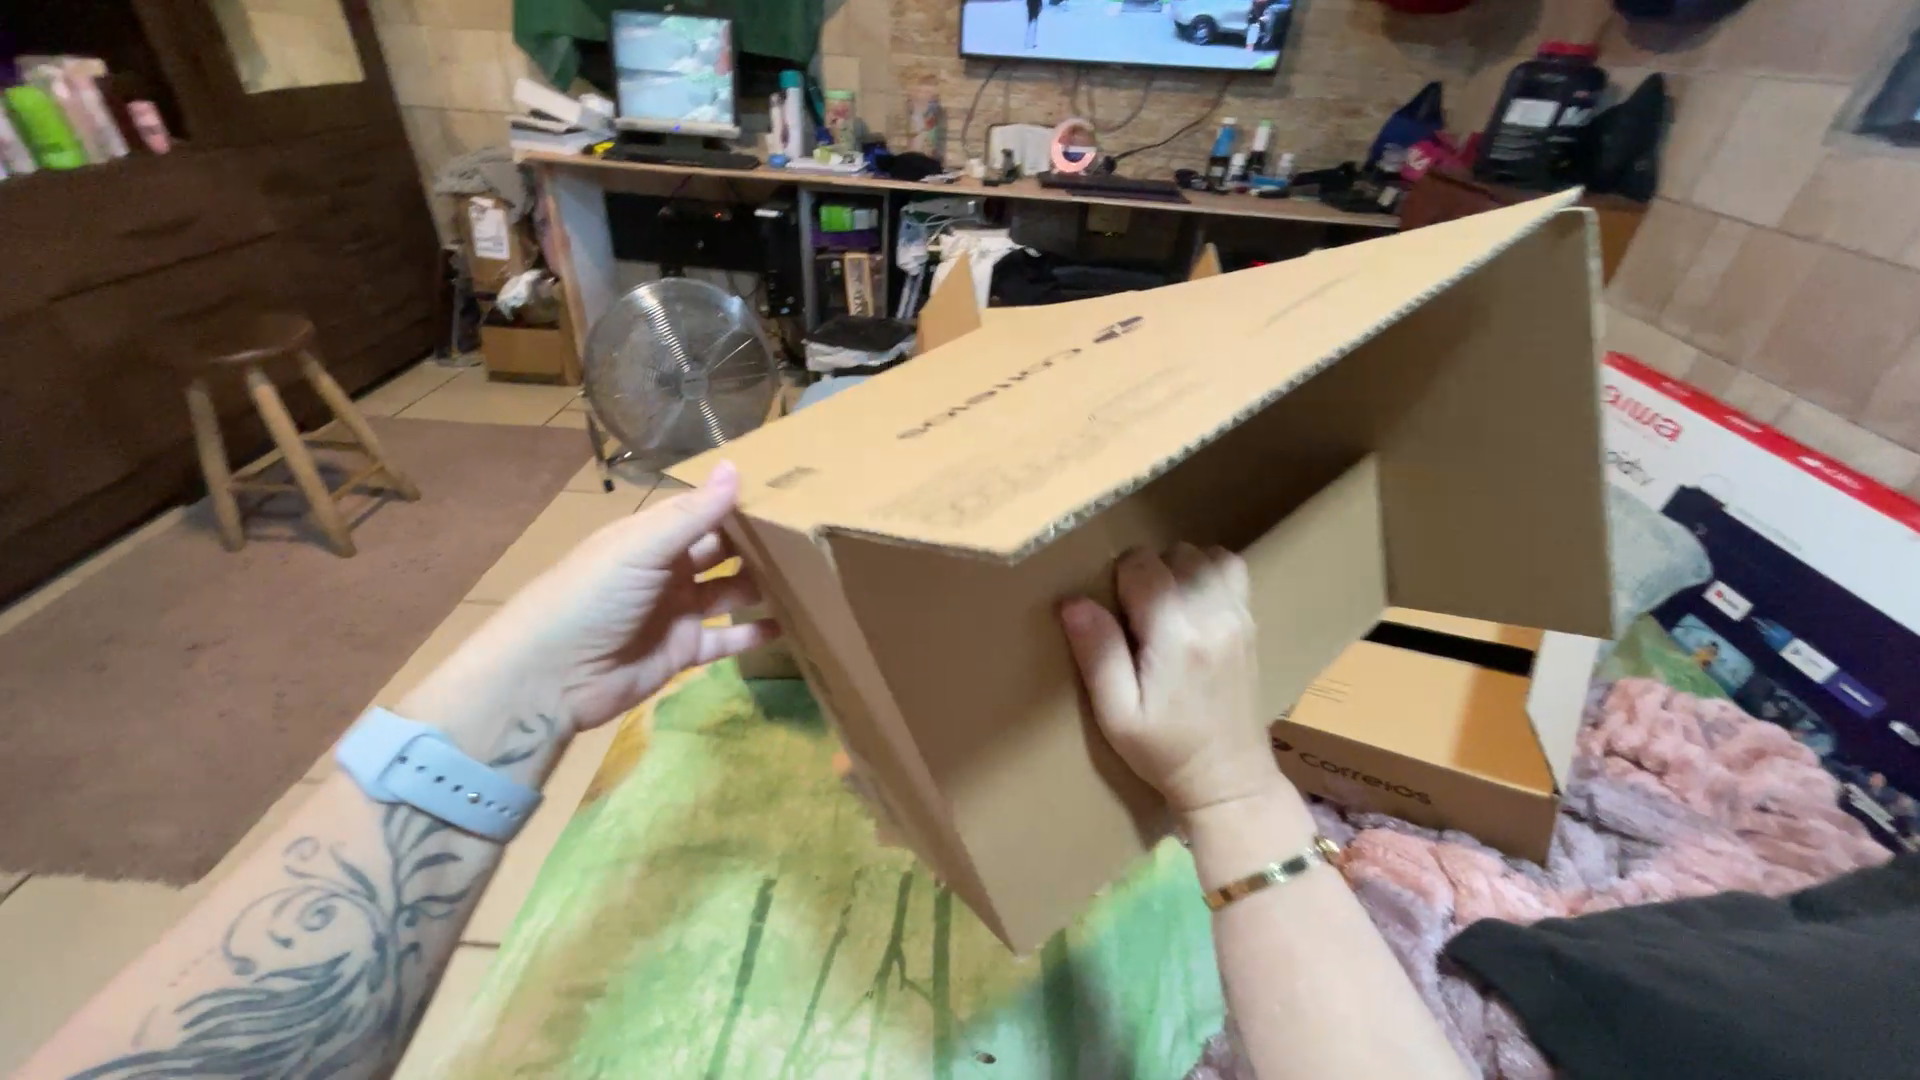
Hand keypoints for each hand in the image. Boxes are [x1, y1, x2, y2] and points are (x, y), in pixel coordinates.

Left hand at [405, 462, 777, 736]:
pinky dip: (753, 634)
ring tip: (807, 579)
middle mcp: (668, 569)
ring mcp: (677, 611)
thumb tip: (735, 466)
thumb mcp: (641, 548)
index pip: (704, 513)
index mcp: (653, 537)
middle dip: (757, 546)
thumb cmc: (593, 597)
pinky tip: (786, 625)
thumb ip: (693, 513)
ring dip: (761, 587)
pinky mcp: (683, 651)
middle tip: (808, 538)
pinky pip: (726, 639)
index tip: (788, 496)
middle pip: (721, 551)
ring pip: (729, 593)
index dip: (740, 505)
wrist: (550, 677)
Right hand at [1060, 544, 1283, 815]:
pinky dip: (1206, 573)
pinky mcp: (1250, 622)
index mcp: (1176, 636)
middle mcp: (1213, 615)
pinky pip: (1230, 569)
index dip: (1117, 579)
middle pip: (1172, 553)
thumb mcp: (1116, 714)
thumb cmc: (1164, 752)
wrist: (1229, 778)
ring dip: (1177, 569)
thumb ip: (1098, 654)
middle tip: (1134, 616)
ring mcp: (1238, 616)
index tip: (1113, 614)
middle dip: (1146, 573)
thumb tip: (1073, 602)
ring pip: (1203, 554)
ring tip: (1161, 606)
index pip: (1141, 564)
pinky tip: (1190, 604)